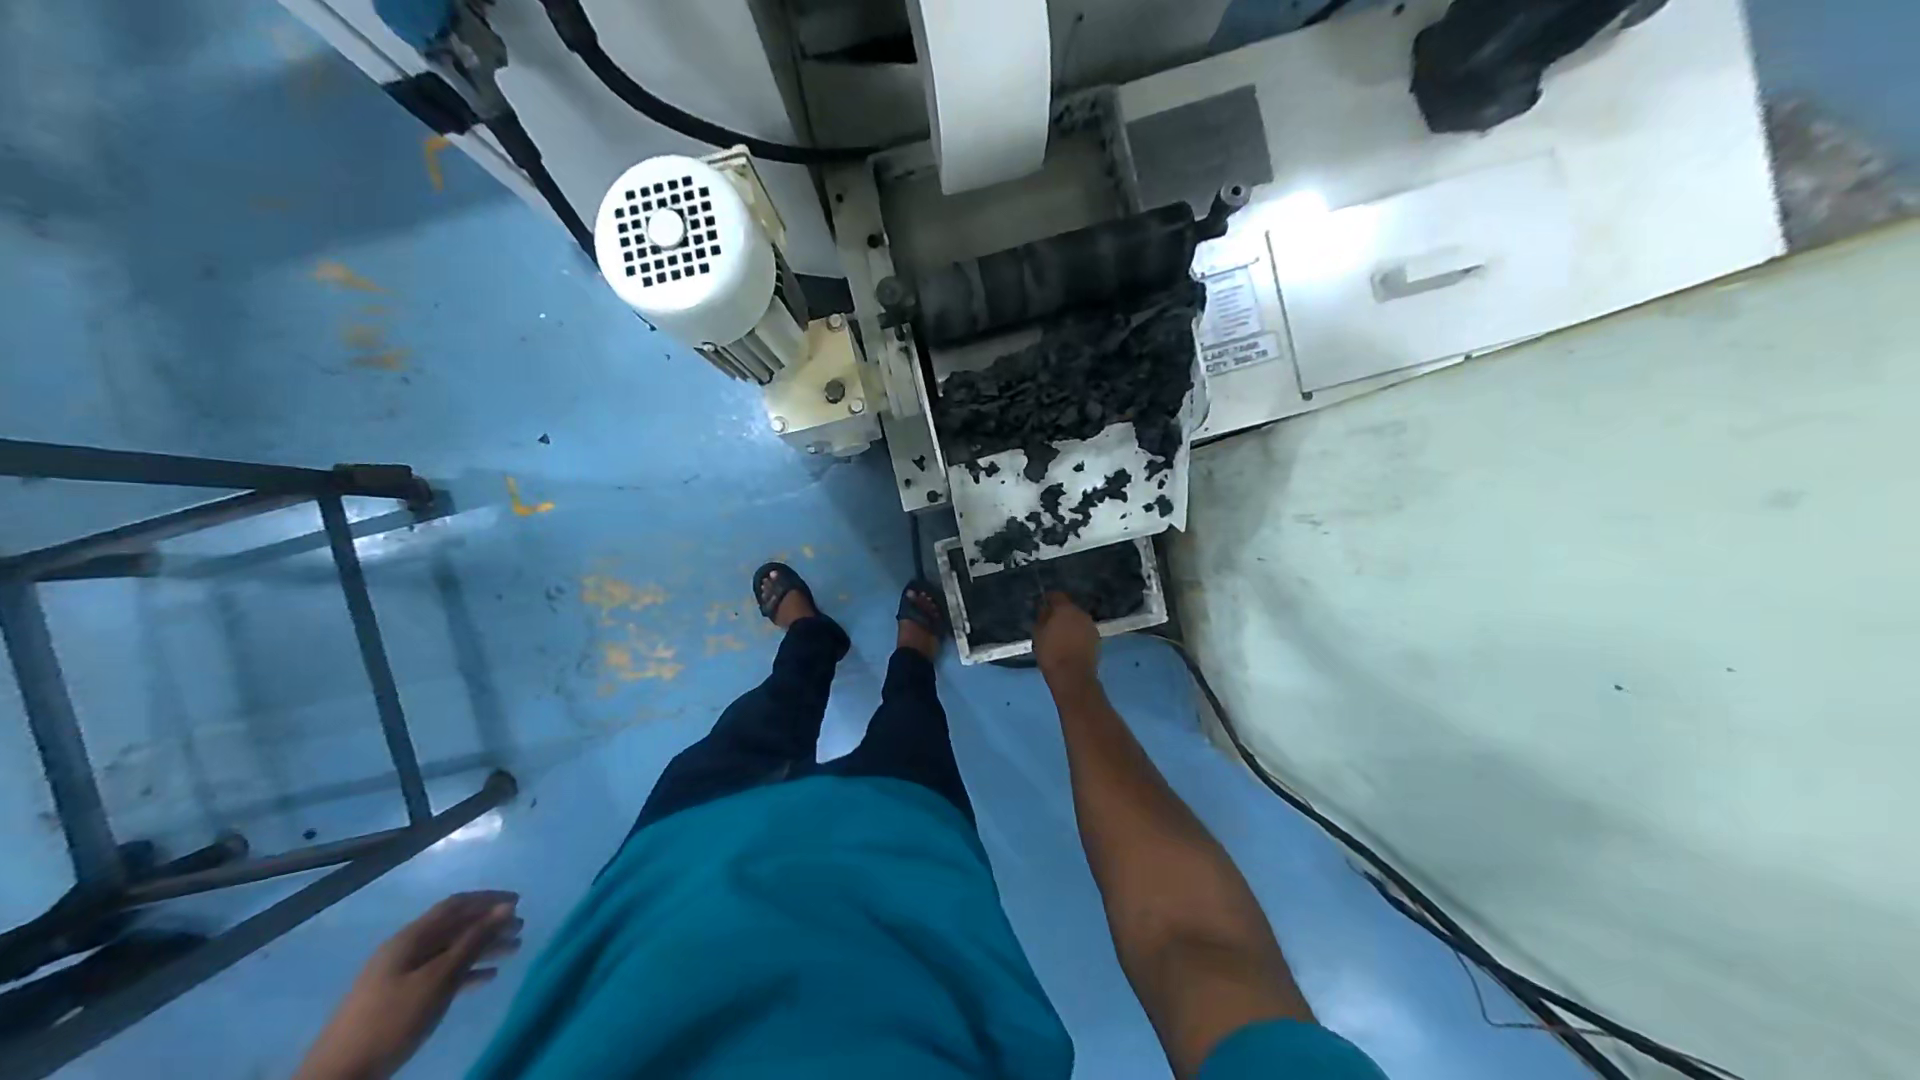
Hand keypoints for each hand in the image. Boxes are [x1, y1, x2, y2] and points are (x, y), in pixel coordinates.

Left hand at [295, 891, 521, 1079]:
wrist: (338, 1077)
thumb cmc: (393, 1020)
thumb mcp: (439, 978)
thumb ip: (474, 941)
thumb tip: (506, 907)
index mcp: (410, 938)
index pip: (456, 905)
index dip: (489, 899)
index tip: (520, 902)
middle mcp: (405, 950)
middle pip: (454, 927)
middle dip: (490, 924)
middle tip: (520, 930)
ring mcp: (399, 975)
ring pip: (450, 950)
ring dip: (482, 947)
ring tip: (512, 951)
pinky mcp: (398, 999)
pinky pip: (440, 974)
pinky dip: (466, 971)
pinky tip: (486, 978)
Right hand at [1033, 592, 1099, 689]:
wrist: (1073, 676)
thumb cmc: (1051, 653)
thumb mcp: (1038, 634)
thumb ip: (1042, 618)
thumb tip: (1045, 610)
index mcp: (1065, 608)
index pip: (1056, 595)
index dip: (1049, 599)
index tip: (1043, 605)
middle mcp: (1081, 613)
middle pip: (1069, 608)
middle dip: (1061, 613)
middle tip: (1051, 623)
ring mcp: (1091, 626)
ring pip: (1078, 620)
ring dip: (1071, 624)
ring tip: (1061, 635)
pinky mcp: (1097, 639)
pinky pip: (1084, 631)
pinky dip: (1078, 634)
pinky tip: (1071, 644)